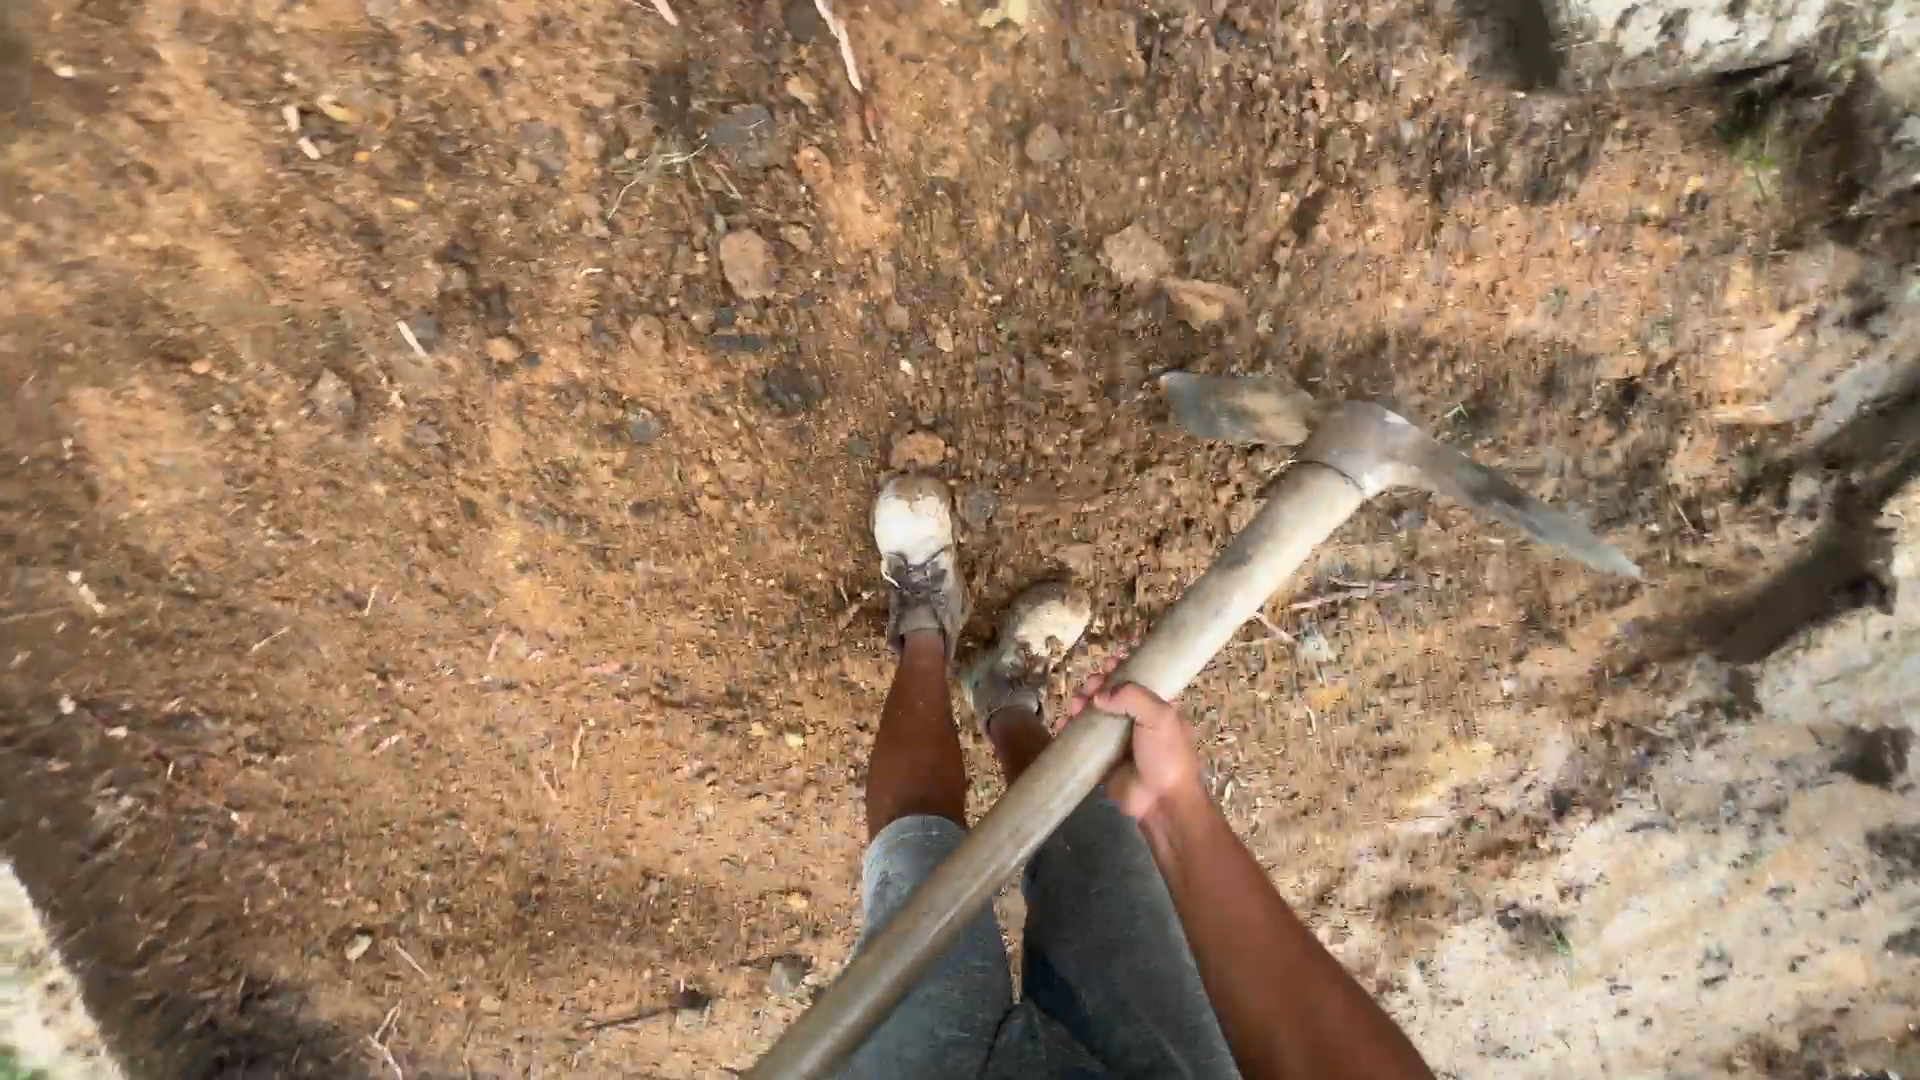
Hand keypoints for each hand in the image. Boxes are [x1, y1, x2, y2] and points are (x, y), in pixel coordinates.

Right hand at [1067, 655, 1206, 824]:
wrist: (1162, 802)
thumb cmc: (1167, 755)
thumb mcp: (1160, 717)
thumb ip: (1132, 696)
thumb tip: (1100, 695)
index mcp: (1156, 707)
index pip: (1136, 680)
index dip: (1121, 669)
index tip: (1107, 665)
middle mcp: (1136, 720)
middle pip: (1110, 694)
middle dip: (1096, 685)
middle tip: (1088, 687)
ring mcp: (1117, 739)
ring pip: (1093, 713)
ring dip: (1081, 703)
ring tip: (1075, 705)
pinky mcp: (1102, 758)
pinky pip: (1082, 738)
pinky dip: (1070, 728)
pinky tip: (1064, 724)